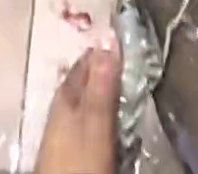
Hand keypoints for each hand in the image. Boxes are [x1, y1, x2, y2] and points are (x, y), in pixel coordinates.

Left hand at [35, 42, 120, 173]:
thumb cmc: (80, 164)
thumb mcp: (94, 123)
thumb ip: (101, 84)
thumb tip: (108, 36)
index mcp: (66, 95)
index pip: (88, 60)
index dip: (107, 49)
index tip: (131, 41)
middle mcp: (62, 108)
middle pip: (87, 80)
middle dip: (108, 71)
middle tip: (135, 68)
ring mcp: (63, 131)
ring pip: (88, 102)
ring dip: (106, 95)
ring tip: (129, 94)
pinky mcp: (70, 151)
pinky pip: (90, 122)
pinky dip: (104, 117)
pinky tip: (115, 124)